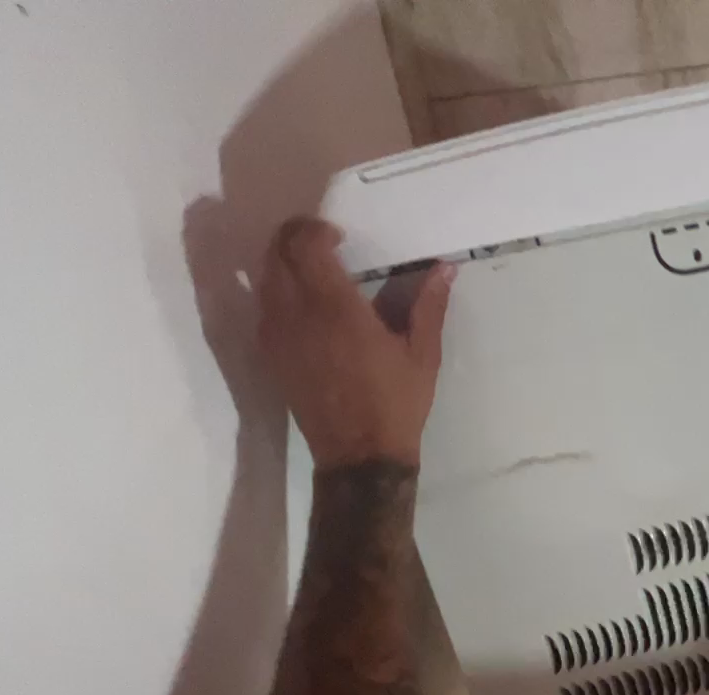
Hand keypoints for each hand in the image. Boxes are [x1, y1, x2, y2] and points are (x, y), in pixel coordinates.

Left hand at [257, 217, 454, 468]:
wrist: (360, 453)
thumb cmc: (397, 403)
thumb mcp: (423, 355)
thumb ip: (428, 306)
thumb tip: (445, 269)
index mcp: (336, 309)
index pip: (304, 244)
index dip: (315, 228)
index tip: (338, 235)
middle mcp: (296, 313)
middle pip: (275, 251)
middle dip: (294, 237)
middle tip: (323, 244)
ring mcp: (276, 333)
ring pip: (263, 276)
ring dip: (283, 262)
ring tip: (315, 273)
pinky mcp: (269, 352)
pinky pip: (262, 305)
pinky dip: (277, 290)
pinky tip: (307, 306)